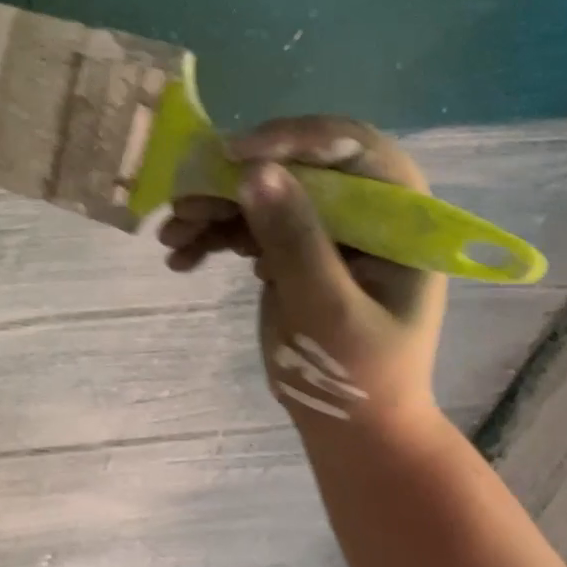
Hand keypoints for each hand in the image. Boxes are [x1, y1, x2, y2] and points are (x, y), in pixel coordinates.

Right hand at [158, 116, 444, 432]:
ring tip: (170, 237)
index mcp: (397, 216)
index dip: (293, 139)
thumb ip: (296, 241)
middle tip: (183, 204)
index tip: (233, 156)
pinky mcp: (290, 250)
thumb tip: (256, 171)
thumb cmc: (358, 375)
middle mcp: (362, 211)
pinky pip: (246, 226)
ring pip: (262, 194)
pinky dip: (212, 237)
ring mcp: (323, 230)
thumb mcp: (329, 309)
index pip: (351, 148)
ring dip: (212, 209)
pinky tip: (182, 258)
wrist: (352, 427)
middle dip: (234, 182)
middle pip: (294, 167)